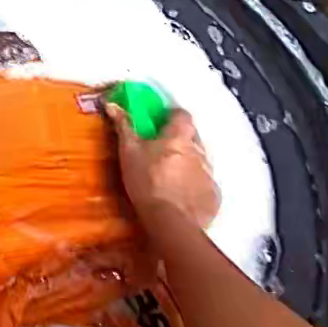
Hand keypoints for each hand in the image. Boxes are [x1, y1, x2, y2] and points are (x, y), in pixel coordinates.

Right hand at [108, 104, 220, 230]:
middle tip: (160, 146)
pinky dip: (194, 182)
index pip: (182, 114)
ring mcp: (210, 175)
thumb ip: (123, 125)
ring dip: (187, 160)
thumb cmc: (146, 180)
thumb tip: (112, 104)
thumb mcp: (128, 150)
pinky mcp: (215, 196)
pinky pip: (205, 181)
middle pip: (192, 136)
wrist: (171, 222)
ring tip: (170, 171)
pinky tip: (180, 191)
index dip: (172, 115)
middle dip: (179, 137)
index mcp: (179, 137)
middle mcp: (200, 152)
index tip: (159, 120)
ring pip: (200, 159)